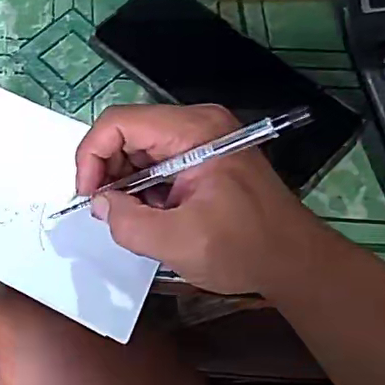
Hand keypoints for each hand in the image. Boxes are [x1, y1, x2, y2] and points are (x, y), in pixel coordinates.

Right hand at [75, 103, 328, 294]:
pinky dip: (142, 188)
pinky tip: (150, 215)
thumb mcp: (176, 242)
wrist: (295, 261)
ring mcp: (202, 140)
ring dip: (123, 182)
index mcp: (194, 131)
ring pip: (138, 148)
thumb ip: (127, 222)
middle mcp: (197, 125)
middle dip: (106, 171)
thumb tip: (101, 204)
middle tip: (104, 209)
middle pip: (127, 132)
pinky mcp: (203, 158)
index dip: (92, 156)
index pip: (119, 122)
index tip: (89, 196)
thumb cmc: (245, 249)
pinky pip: (156, 162)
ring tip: (130, 216)